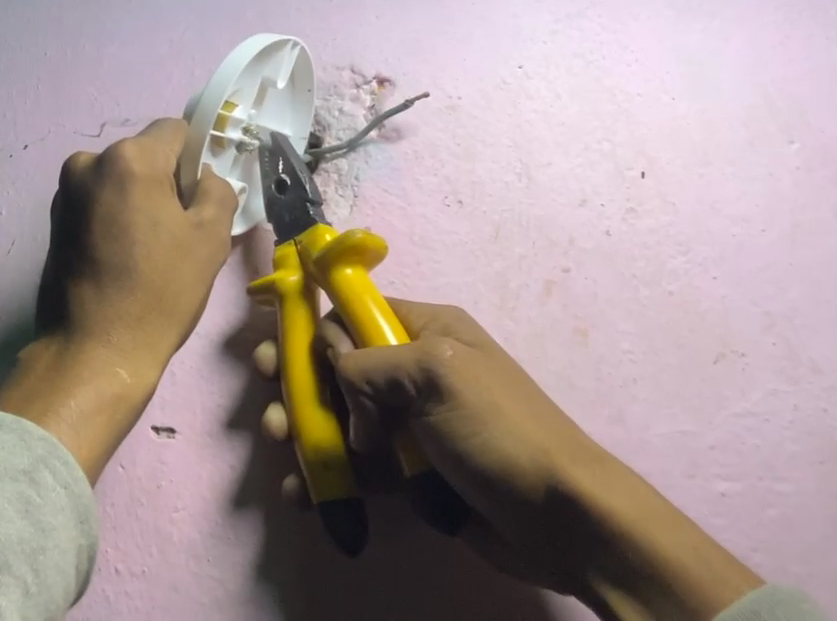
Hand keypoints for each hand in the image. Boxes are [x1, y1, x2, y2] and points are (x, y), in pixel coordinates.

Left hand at [0, 118, 237, 481]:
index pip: (175, 130)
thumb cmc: (159, 293)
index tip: (203, 194)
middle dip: (166, 180)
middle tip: (181, 229)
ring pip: (119, 178)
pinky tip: (124, 256)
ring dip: (138, 198)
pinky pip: (97, 201)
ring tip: (150, 248)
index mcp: (129, 158)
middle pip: (144, 154)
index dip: (197, 156)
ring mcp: (65, 191)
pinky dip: (114, 215)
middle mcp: (88, 162)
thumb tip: (204, 177)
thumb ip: (217, 191)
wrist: (93, 350)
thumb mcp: (210, 239)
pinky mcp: (53, 219)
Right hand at [262, 299, 764, 620]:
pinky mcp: (410, 471)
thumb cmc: (498, 431)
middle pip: (336, 366)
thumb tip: (328, 362)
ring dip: (306, 432)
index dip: (310, 326)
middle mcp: (412, 369)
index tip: (273, 349)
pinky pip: (358, 465)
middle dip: (297, 384)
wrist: (566, 523)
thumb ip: (367, 360)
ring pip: (340, 417)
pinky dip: (328, 476)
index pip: (352, 312)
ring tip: (284, 448)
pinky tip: (303, 494)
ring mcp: (410, 422)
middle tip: (270, 401)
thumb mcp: (434, 375)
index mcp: (424, 330)